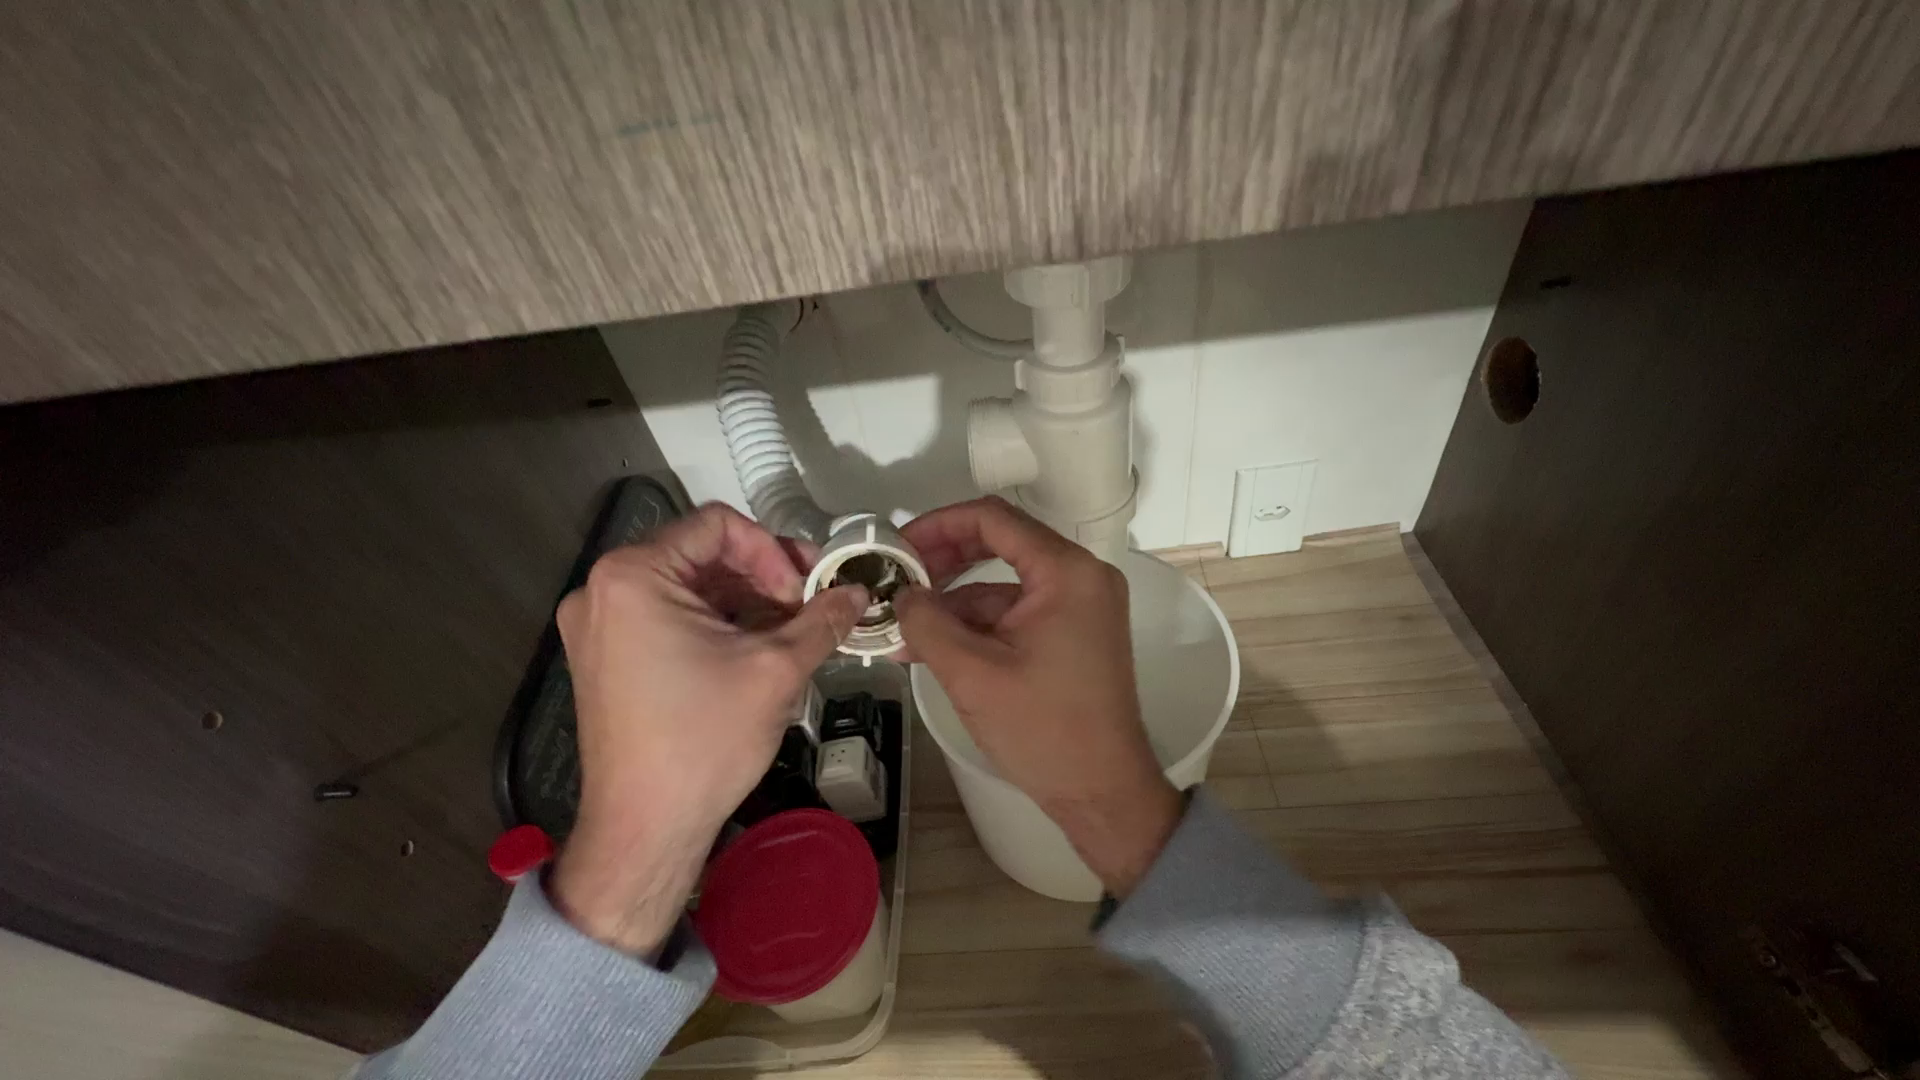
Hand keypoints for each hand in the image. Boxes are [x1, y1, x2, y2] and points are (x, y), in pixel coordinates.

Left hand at [547, 503, 867, 954]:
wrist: (645, 829)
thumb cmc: (705, 740)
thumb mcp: (776, 669)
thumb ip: (823, 618)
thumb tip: (859, 592)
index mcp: (633, 576)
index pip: (718, 526)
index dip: (771, 550)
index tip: (802, 593)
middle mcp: (603, 589)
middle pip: (702, 554)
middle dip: (763, 577)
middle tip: (810, 606)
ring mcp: (599, 626)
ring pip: (690, 588)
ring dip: (745, 601)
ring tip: (792, 632)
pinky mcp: (606, 657)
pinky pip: (670, 617)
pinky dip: (717, 625)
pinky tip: (757, 651)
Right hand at [893, 497, 1180, 895]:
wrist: (1102, 791)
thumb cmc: (1044, 730)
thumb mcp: (972, 674)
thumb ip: (928, 623)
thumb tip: (902, 595)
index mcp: (1066, 572)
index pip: (994, 519)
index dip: (939, 525)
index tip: (899, 546)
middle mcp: (1080, 576)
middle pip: (1000, 543)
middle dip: (944, 561)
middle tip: (898, 580)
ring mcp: (1080, 605)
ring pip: (1003, 583)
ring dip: (954, 601)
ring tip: (903, 624)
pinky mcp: (1073, 633)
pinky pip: (1016, 612)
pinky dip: (977, 624)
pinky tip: (933, 645)